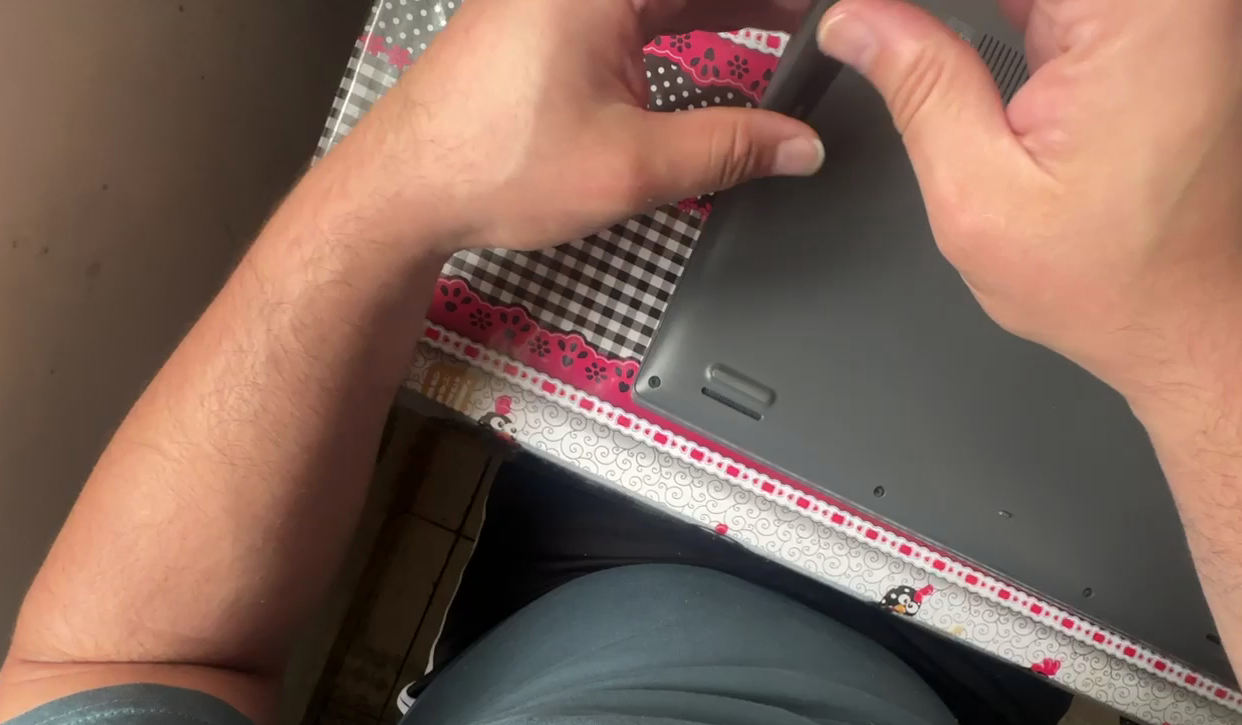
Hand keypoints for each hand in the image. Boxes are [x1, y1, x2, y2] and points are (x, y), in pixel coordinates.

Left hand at [335, 0, 824, 254]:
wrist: (410, 188)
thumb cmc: (501, 168)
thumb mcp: (632, 165)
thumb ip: (728, 149)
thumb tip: (800, 146)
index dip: (782, 4)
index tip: (831, 21)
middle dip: (761, 5)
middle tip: (821, 31)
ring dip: (728, 12)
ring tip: (791, 36)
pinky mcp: (552, 20)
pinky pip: (638, 11)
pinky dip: (684, 30)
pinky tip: (719, 49)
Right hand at [817, 0, 1241, 398]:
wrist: (1186, 314)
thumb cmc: (1106, 279)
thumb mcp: (977, 194)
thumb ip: (920, 88)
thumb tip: (859, 22)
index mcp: (1144, 10)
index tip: (872, 15)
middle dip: (960, 14)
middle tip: (885, 31)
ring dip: (994, 16)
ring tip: (966, 92)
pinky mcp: (1185, 17)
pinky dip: (1030, 15)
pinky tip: (1001, 61)